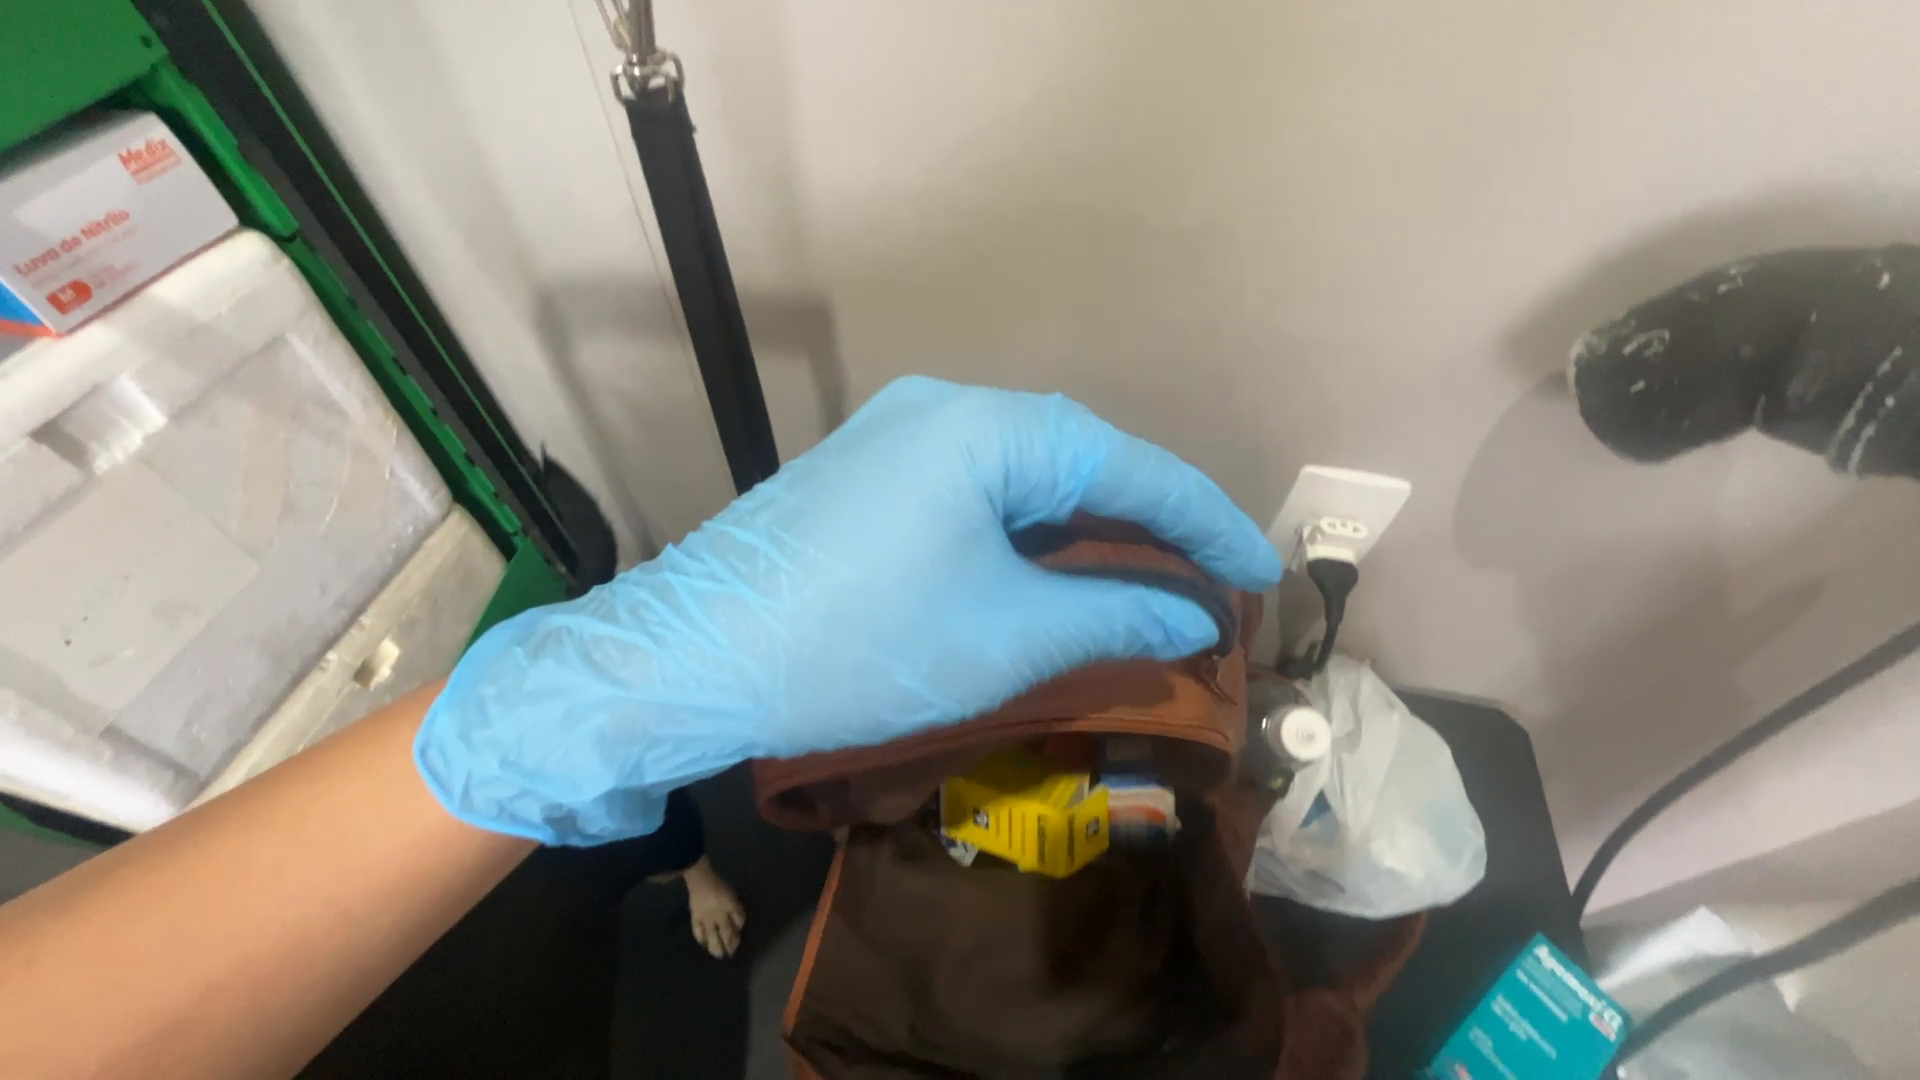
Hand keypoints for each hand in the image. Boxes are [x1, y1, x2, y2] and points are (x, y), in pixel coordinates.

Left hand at [416, 377, 1280, 843]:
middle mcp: (946, 411)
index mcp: (986, 427)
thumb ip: (1115, 618)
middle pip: (1080, 464)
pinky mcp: (871, 477)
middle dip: (1148, 528)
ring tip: (1147, 586)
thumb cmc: (859, 646)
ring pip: (1027, 482)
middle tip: (1208, 585)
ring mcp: (900, 439)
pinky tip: (1055, 576)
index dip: (1205, 523)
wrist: (690, 658)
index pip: (1129, 466)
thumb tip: (1195, 617)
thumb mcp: (1005, 638)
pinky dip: (1029, 539)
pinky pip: (977, 496)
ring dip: (1088, 536)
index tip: (1262, 574)